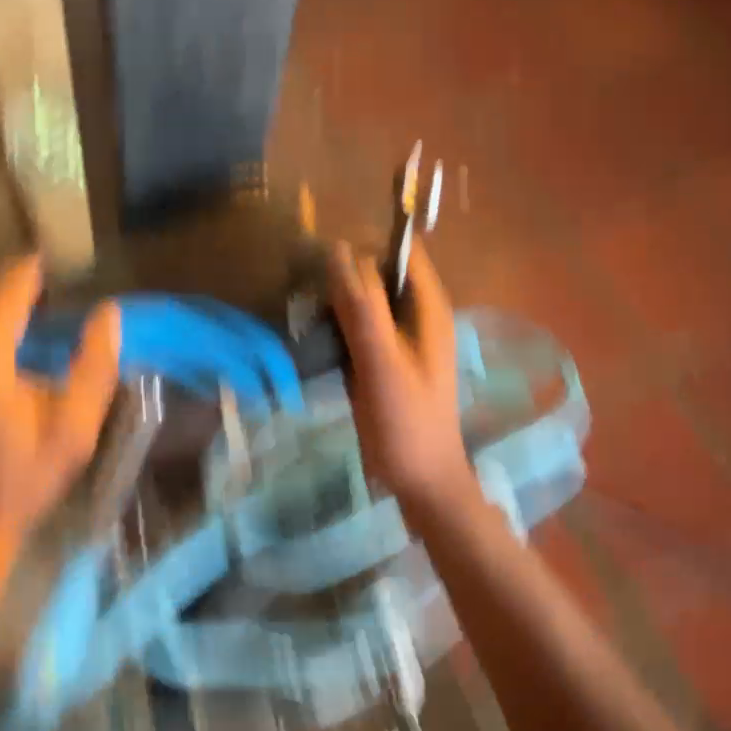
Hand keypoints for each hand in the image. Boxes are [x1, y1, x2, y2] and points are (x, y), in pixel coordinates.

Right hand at [327, 238, 473, 509]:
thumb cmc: (406, 422)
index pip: (401, 252)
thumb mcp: (381, 362)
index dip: (365, 247)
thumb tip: (337, 249)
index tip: (322, 256)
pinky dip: (336, 325)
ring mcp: (399, 339)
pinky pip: (358, 327)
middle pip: (379, 274)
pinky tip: (311, 335)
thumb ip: (362, 308)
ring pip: (364, 301)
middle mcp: (417, 316)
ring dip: (335, 301)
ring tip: (301, 309)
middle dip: (343, 275)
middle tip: (303, 287)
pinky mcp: (382, 360)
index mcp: (429, 309)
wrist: (420, 482)